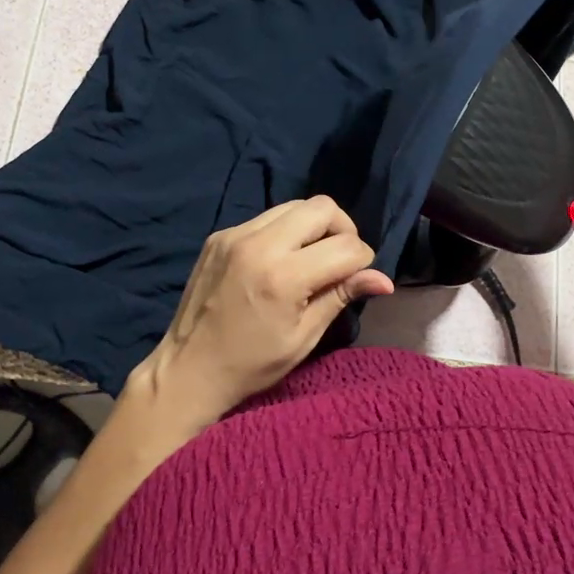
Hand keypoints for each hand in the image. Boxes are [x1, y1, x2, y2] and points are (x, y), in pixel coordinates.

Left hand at [127, 196, 393, 431]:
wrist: (188, 368)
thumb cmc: (252, 364)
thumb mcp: (304, 337)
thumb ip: (341, 296)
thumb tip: (384, 280)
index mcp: (282, 276)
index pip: (345, 245)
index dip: (363, 260)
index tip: (358, 277)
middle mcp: (258, 244)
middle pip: (322, 207)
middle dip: (342, 229)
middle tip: (340, 259)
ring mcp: (235, 234)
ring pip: (293, 206)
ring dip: (313, 226)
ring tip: (312, 258)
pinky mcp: (220, 235)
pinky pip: (265, 217)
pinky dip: (283, 231)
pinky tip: (280, 260)